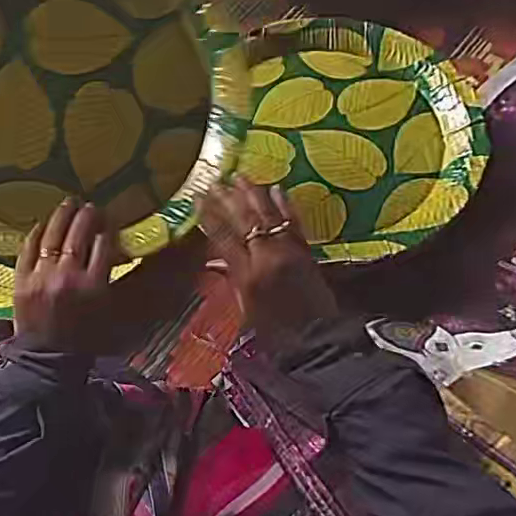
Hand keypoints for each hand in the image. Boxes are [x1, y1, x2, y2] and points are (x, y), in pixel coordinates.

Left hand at [13, 198, 124, 352]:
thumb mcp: (105, 307)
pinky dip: (35, 234)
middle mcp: (69, 278)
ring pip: (53, 237)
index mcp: (94, 286)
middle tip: (91, 205)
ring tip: (69, 203)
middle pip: (79, 236)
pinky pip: (28, 249)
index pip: (104, 245)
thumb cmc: (83, 334)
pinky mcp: (21, 281)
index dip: (107, 228)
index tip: (109, 218)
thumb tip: (110, 244)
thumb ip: (107, 275)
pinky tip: (42, 224)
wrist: (48, 358)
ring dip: (62, 216)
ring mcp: (42, 278)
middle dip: (87, 216)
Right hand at [199, 178, 339, 351]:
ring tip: (240, 177)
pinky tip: (276, 189)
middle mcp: (266, 258)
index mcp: (247, 275)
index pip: (223, 238)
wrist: (316, 338)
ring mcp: (287, 251)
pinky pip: (293, 222)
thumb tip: (213, 263)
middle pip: (244, 221)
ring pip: (268, 216)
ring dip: (253, 194)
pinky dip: (284, 204)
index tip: (199, 198)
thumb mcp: (246, 311)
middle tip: (216, 182)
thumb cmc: (275, 332)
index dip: (209, 216)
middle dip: (228, 199)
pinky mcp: (305, 250)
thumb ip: (230, 282)